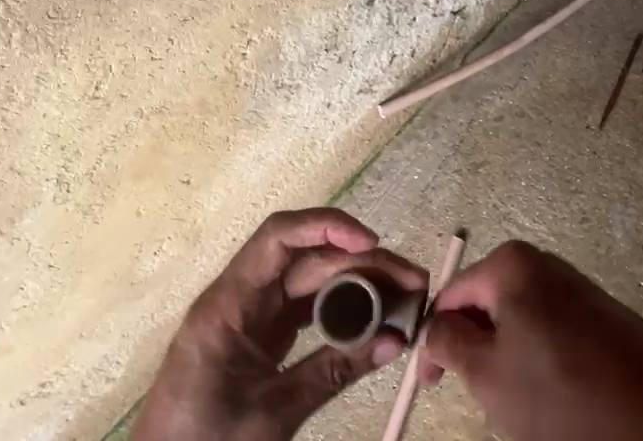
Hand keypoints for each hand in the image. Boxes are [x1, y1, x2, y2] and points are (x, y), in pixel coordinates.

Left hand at [129, 208, 427, 440]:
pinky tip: (376, 317)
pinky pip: (308, 308)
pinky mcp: (262, 337)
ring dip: (358, 284)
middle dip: (362, 263)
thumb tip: (397, 341)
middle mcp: (242, 298)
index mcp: (229, 304)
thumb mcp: (271, 414)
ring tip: (405, 297)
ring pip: (313, 281)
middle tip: (413, 281)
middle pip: (308, 259)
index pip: (279, 238)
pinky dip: (343, 310)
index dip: (327, 227)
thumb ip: (334, 372)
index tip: (372, 243)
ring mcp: (252, 317)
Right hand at [417, 241, 642, 440]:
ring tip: (517, 396)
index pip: (451, 294)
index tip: (431, 382)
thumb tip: (435, 325)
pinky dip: (537, 357)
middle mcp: (544, 263)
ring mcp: (576, 286)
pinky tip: (550, 392)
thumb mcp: (486, 373)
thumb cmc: (561, 392)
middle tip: (475, 390)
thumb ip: (448, 341)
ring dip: (505, 355)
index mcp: (511, 264)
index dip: (434, 338)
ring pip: (518, 320)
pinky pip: (550, 329)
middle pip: (487, 302)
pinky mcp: (599, 313)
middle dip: (474, 345)